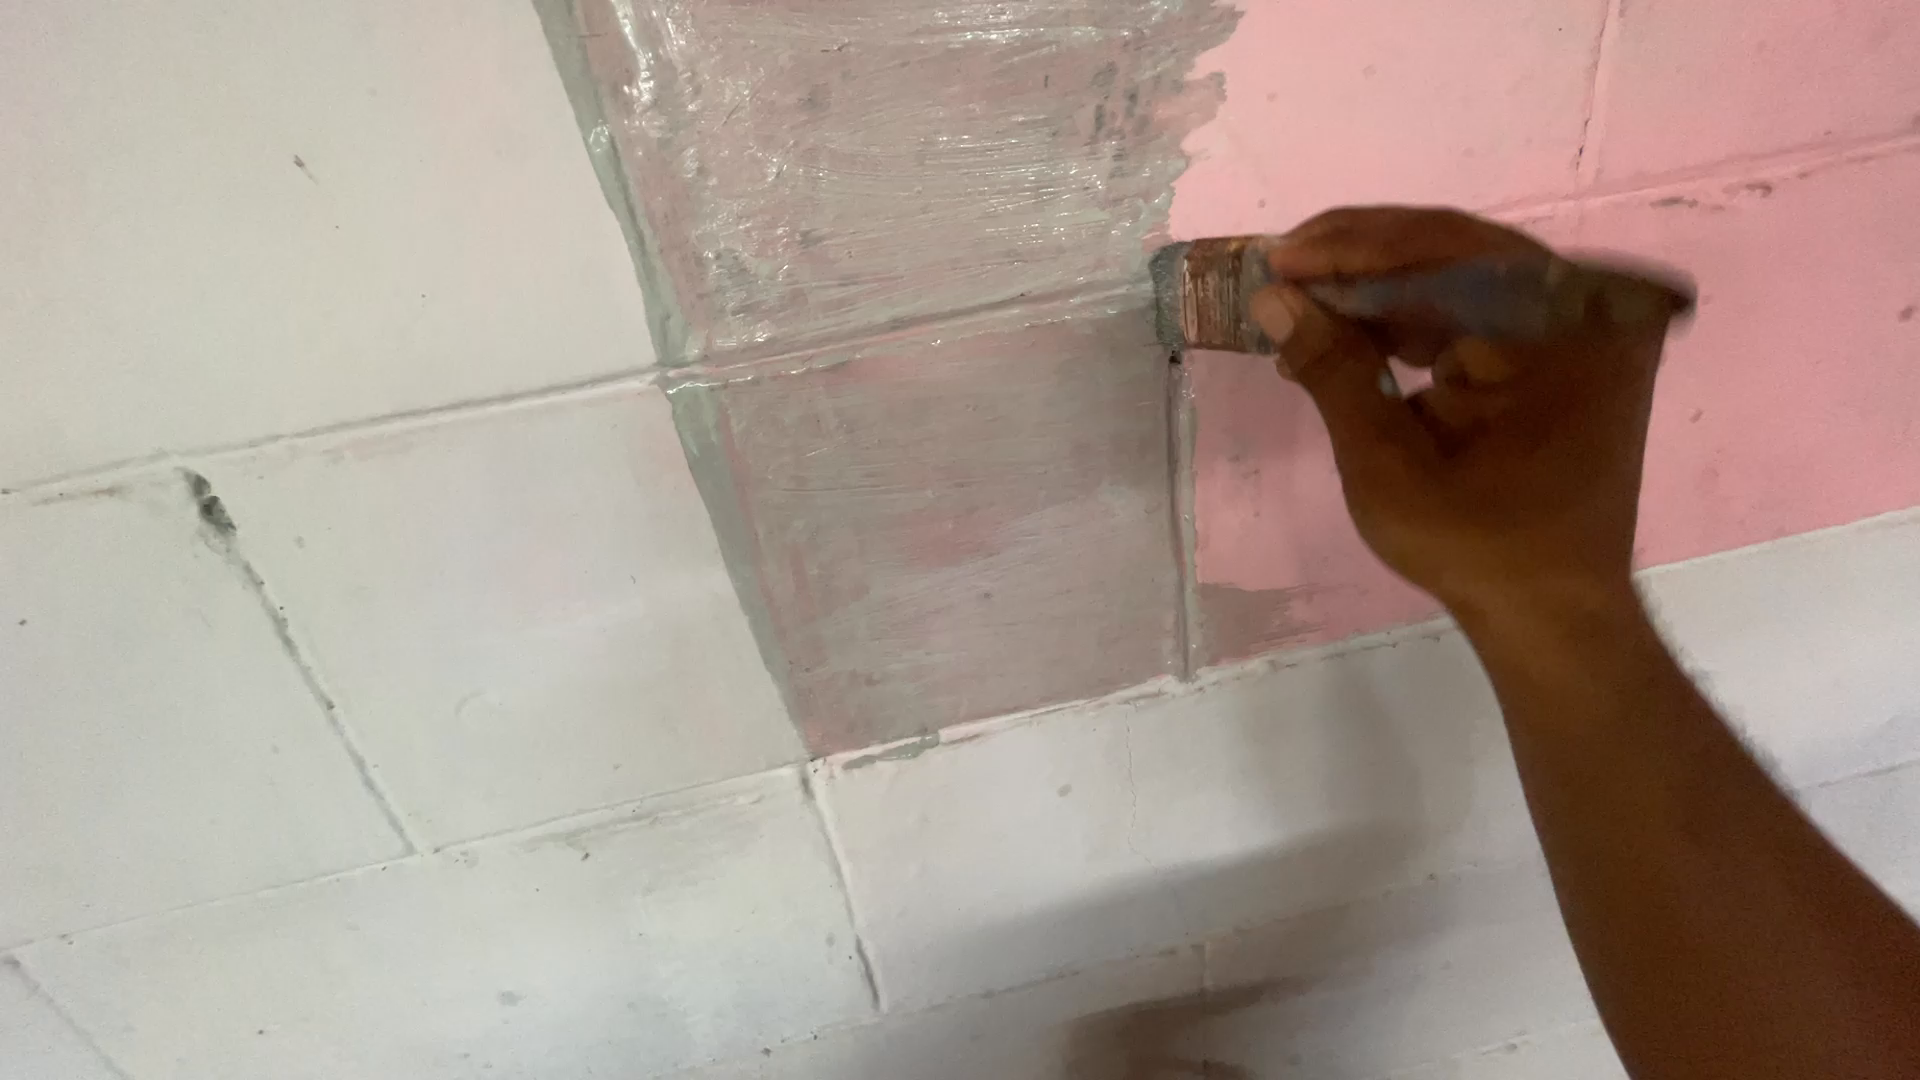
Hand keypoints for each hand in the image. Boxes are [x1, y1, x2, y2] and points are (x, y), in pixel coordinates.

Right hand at [1248, 207, 1674, 626]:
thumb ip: (1332, 370)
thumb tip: (1270, 300)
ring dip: (1372, 295)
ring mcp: (1569, 333)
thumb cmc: (1471, 543)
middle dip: (1357, 264)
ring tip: (1298, 309)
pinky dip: (1401, 328)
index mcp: (1561, 328)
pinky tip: (1343, 343)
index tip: (1278, 259)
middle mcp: (1581, 311)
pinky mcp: (1548, 357)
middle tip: (1280, 272)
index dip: (1352, 248)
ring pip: (1455, 283)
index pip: (1446, 251)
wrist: (1544, 608)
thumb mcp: (1385, 460)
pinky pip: (1468, 319)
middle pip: (1454, 255)